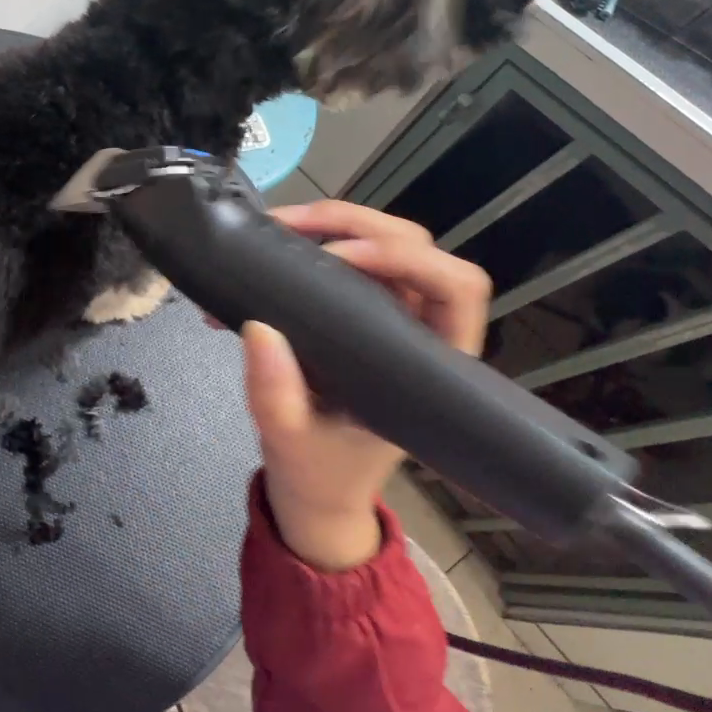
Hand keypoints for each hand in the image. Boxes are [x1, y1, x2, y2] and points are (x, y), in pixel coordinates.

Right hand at [240, 201, 491, 569]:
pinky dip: (309, 242)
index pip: (456, 287)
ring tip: (272, 227)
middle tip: (288, 225)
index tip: (339, 258)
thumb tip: (256, 327)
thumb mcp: (290, 441)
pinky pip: (343, 260)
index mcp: (432, 367)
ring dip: (329, 223)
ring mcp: (389, 316)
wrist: (314, 490)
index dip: (406, 258)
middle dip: (353, 222)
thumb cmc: (320, 471)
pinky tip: (269, 244)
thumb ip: (274, 394)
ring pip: (380, 242)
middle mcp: (420, 330)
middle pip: (414, 245)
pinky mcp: (355, 312)